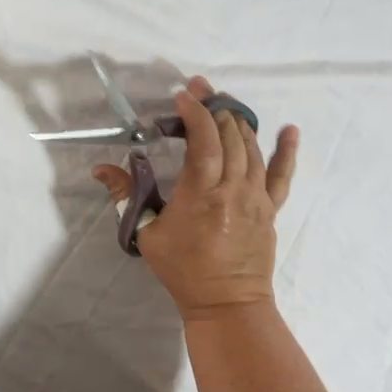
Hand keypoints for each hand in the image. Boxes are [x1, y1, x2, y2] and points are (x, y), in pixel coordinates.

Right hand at [93, 75, 299, 319]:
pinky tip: (290, 130)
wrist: (228, 304)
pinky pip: (282, 175)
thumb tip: (101, 168)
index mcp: (202, 194)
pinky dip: (286, 151)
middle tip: (200, 87)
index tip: (182, 95)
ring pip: (251, 149)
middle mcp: (233, 189)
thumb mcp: (147, 233)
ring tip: (224, 101)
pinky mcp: (270, 209)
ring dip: (238, 121)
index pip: (203, 142)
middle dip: (215, 107)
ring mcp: (256, 198)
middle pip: (230, 138)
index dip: (195, 114)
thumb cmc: (183, 269)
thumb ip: (127, 195)